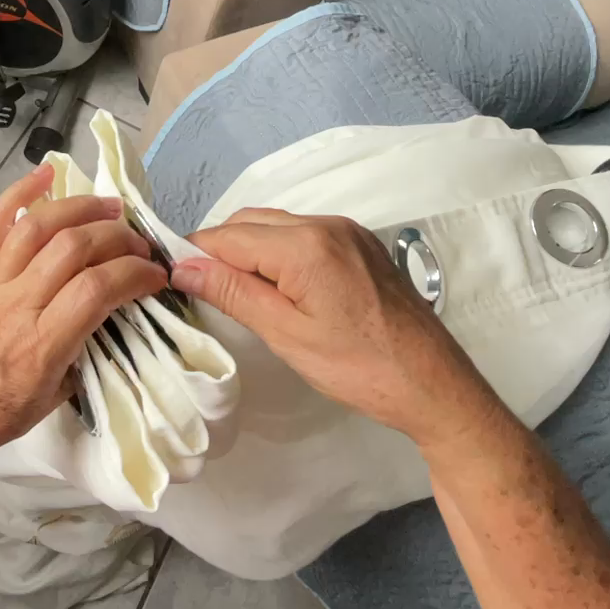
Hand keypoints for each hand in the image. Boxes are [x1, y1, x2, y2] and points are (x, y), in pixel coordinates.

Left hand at [0, 165, 168, 462]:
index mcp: (42, 344)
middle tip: (139, 243)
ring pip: (37, 227)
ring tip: (110, 207)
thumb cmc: (4, 411)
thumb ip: (89, 348)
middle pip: (72, 248)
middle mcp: (17, 305)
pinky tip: (46, 174)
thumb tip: (118, 308)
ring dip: (79, 208)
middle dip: (116, 236)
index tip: (156, 276)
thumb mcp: (60, 395)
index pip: (96, 290)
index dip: (134, 274)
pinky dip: (19, 193)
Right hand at [170, 209, 495, 445]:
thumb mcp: (285, 334)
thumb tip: (181, 265)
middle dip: (219, 250)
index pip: (227, 235)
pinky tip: (275, 285)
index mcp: (305, 244)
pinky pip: (301, 233)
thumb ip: (232, 292)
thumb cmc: (357, 368)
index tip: (174, 281)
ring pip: (274, 225)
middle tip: (204, 292)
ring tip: (237, 292)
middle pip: (249, 222)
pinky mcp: (359, 243)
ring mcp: (346, 231)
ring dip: (247, 250)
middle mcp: (325, 224)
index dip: (195, 255)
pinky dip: (276, 251)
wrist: (435, 385)